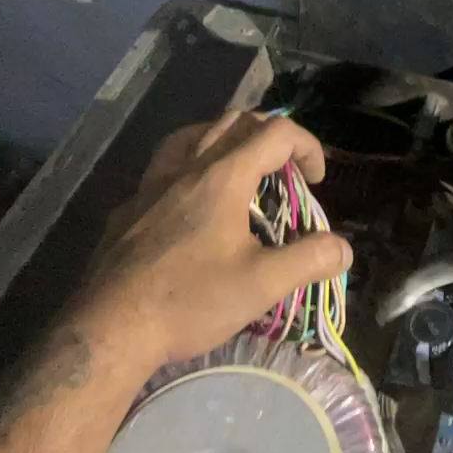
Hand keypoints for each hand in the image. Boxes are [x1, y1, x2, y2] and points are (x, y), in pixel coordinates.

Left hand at [79, 113, 352, 365]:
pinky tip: (191, 203)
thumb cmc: (190, 300)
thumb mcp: (263, 284)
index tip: (316, 181)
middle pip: (235, 122)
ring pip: (193, 135)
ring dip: (227, 139)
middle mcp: (186, 169)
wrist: (108, 331)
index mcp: (223, 177)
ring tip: (242, 167)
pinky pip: (164, 167)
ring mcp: (151, 187)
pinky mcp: (128, 210)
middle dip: (271, 136)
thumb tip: (343, 249)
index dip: (307, 146)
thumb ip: (310, 259)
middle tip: (286, 171)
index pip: (276, 132)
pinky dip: (191, 167)